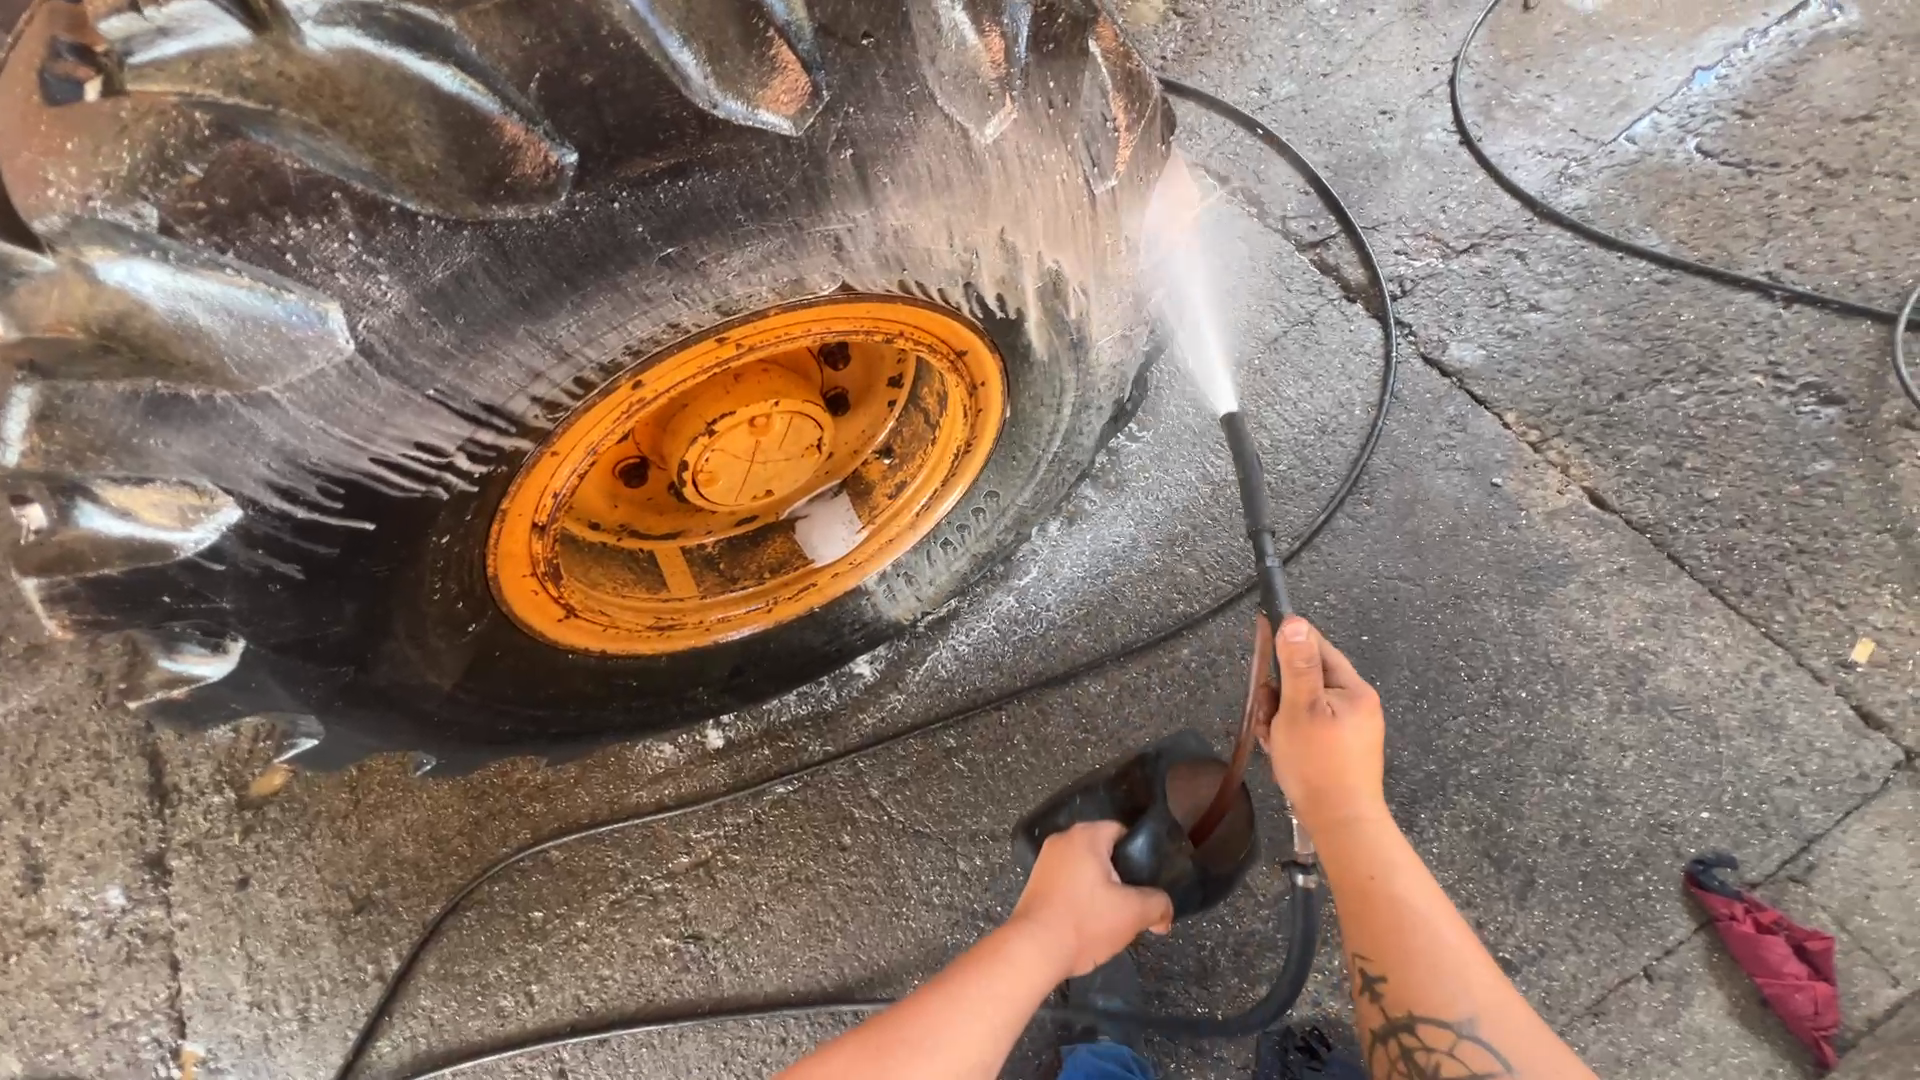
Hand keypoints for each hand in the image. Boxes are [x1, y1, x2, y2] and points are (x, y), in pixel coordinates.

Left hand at [1008, 821, 1173, 977]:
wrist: (1034, 948)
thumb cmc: (1085, 921)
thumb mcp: (1133, 913)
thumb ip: (1158, 905)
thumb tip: (1165, 911)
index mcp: (1085, 836)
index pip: (1122, 831)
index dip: (1140, 854)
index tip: (1150, 879)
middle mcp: (1062, 840)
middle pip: (1104, 851)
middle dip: (1122, 876)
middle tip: (1136, 901)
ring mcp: (1046, 860)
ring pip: (1086, 868)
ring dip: (1102, 888)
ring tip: (1116, 915)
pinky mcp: (1037, 882)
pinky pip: (1069, 881)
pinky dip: (1082, 895)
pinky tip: (1091, 920)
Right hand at [1254, 616, 1388, 834]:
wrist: (1340, 822)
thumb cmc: (1317, 764)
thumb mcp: (1300, 708)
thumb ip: (1297, 665)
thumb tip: (1294, 621)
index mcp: (1353, 689)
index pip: (1317, 647)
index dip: (1288, 648)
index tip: (1263, 661)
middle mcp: (1356, 704)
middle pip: (1306, 677)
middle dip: (1278, 692)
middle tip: (1268, 716)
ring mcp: (1349, 727)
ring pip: (1302, 703)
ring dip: (1279, 715)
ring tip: (1273, 738)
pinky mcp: (1340, 747)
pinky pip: (1307, 725)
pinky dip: (1289, 732)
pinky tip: (1280, 749)